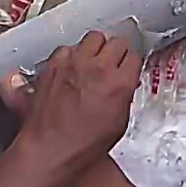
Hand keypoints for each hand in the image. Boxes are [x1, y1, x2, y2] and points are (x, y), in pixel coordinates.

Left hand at [0, 30, 140, 174]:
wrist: (51, 149)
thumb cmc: (83, 144)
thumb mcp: (119, 122)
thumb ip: (123, 96)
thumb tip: (123, 86)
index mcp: (119, 83)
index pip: (134, 56)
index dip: (131, 62)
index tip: (128, 65)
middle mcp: (98, 68)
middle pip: (116, 42)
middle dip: (117, 50)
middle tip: (114, 60)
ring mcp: (74, 63)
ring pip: (93, 38)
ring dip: (96, 47)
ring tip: (93, 58)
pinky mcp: (54, 65)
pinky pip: (67, 48)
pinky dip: (70, 54)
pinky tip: (71, 66)